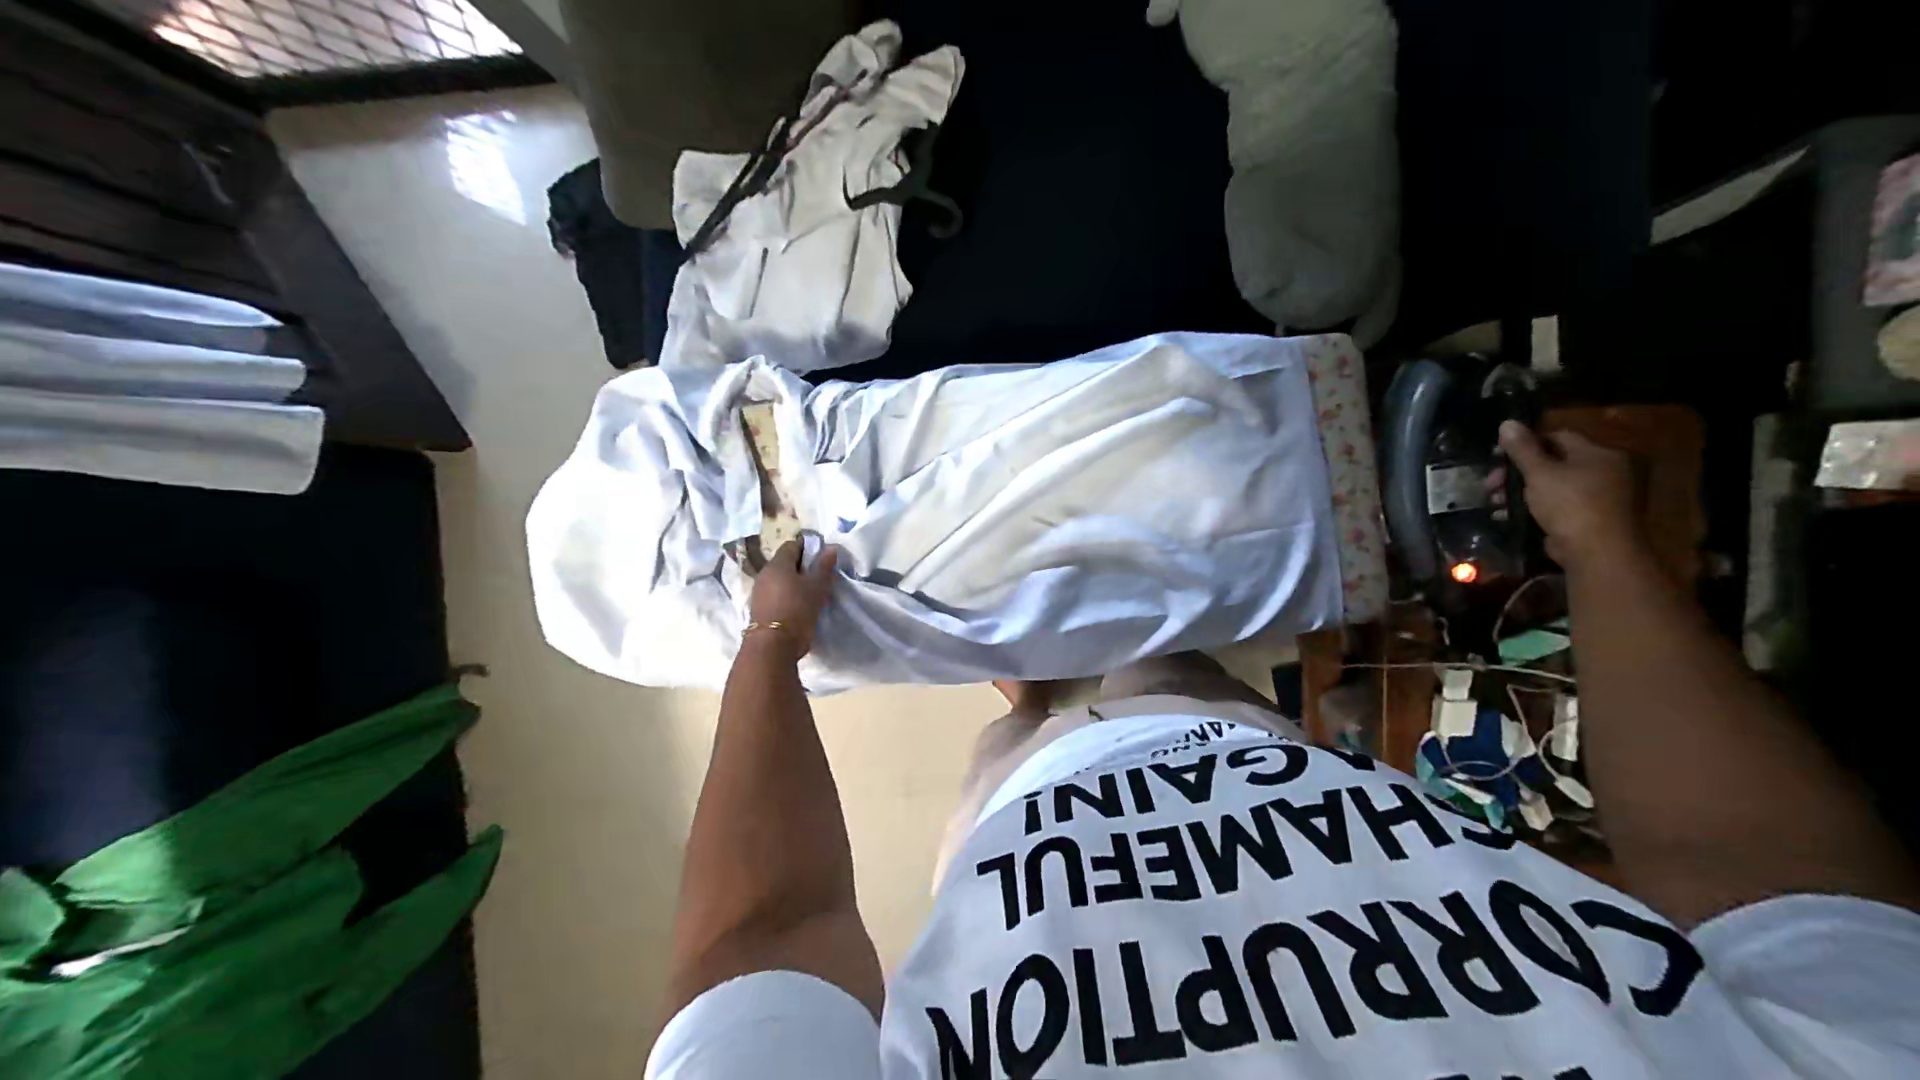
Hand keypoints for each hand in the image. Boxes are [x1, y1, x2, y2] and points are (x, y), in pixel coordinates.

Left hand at [747, 540, 839, 656]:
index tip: (822, 559)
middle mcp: (764, 574)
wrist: (773, 646)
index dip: (808, 548)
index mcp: (777, 564)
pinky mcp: (759, 608)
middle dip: (803, 567)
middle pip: (785, 563)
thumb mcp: (816, 588)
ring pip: (781, 579)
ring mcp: (759, 592)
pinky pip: (776, 594)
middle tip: (821, 578)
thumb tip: (830, 547)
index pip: (792, 545)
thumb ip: (823, 567)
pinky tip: (800, 606)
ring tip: (813, 594)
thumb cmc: (797, 610)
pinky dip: (788, 596)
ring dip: (796, 583)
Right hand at [1492, 420, 1644, 570]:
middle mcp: (1605, 470)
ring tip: (1495, 503)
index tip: (1497, 458)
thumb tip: (1507, 422)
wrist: (1598, 550)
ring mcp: (1600, 495)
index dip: (1524, 444)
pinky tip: (1509, 515)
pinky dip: (1532, 507)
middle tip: (1490, 485)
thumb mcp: (1540, 473)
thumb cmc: (1570, 504)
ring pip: (1551, 484)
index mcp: (1598, 453)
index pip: (1557, 437)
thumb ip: (1522, 448)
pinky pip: (1556, 504)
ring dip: (1519, 492)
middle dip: (1516, 473)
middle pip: (1552, 462)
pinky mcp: (1590, 517)